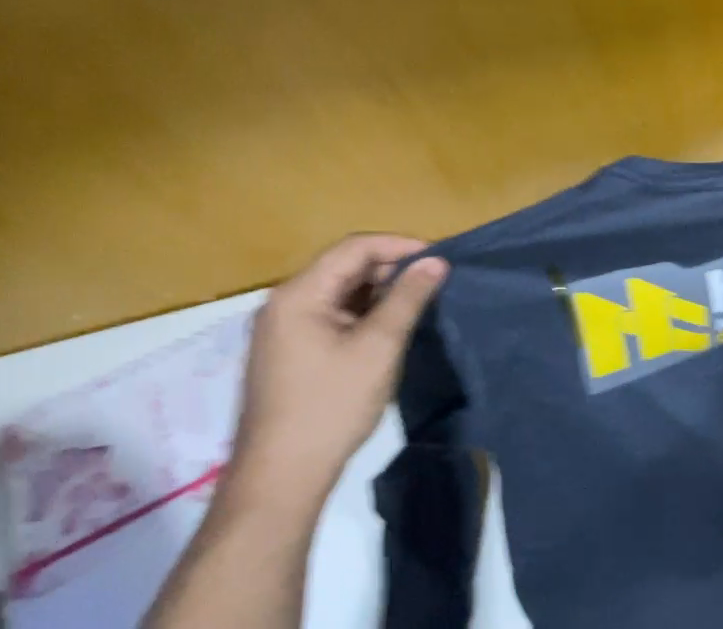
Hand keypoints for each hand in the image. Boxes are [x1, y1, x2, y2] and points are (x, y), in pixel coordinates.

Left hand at [227, 234, 447, 502]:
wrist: (281, 477)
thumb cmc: (331, 406)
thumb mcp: (378, 347)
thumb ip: (408, 298)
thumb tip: (436, 261)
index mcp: (298, 295)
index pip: (354, 248)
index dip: (400, 246)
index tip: (440, 259)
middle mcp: (283, 304)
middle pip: (344, 266)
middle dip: (392, 268)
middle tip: (434, 283)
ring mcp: (283, 330)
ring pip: (340, 292)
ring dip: (380, 292)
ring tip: (419, 304)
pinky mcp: (289, 352)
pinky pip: (331, 315)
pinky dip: (363, 313)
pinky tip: (390, 329)